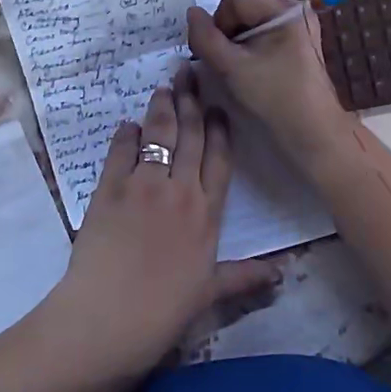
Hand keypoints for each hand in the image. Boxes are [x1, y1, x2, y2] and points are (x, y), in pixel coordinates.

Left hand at [46, 69, 275, 368]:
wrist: (107, 319)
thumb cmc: (163, 312)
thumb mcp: (209, 294)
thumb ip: (243, 277)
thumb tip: (283, 273)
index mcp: (207, 214)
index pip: (219, 160)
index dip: (220, 131)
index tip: (219, 108)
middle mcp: (180, 191)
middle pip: (191, 137)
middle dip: (192, 102)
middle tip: (190, 73)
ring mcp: (143, 186)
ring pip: (159, 136)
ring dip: (162, 108)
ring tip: (165, 86)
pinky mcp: (109, 188)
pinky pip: (121, 152)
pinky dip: (126, 135)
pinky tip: (128, 124)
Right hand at [187, 0, 350, 154]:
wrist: (314, 134)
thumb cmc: (274, 99)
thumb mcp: (231, 68)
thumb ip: (205, 38)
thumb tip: (191, 12)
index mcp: (285, 10)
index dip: (220, 21)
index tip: (222, 52)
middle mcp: (296, 10)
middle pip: (244, 5)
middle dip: (228, 31)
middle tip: (227, 63)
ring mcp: (300, 25)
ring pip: (251, 19)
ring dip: (238, 41)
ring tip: (240, 69)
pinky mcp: (299, 41)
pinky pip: (264, 31)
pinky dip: (252, 47)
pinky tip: (254, 70)